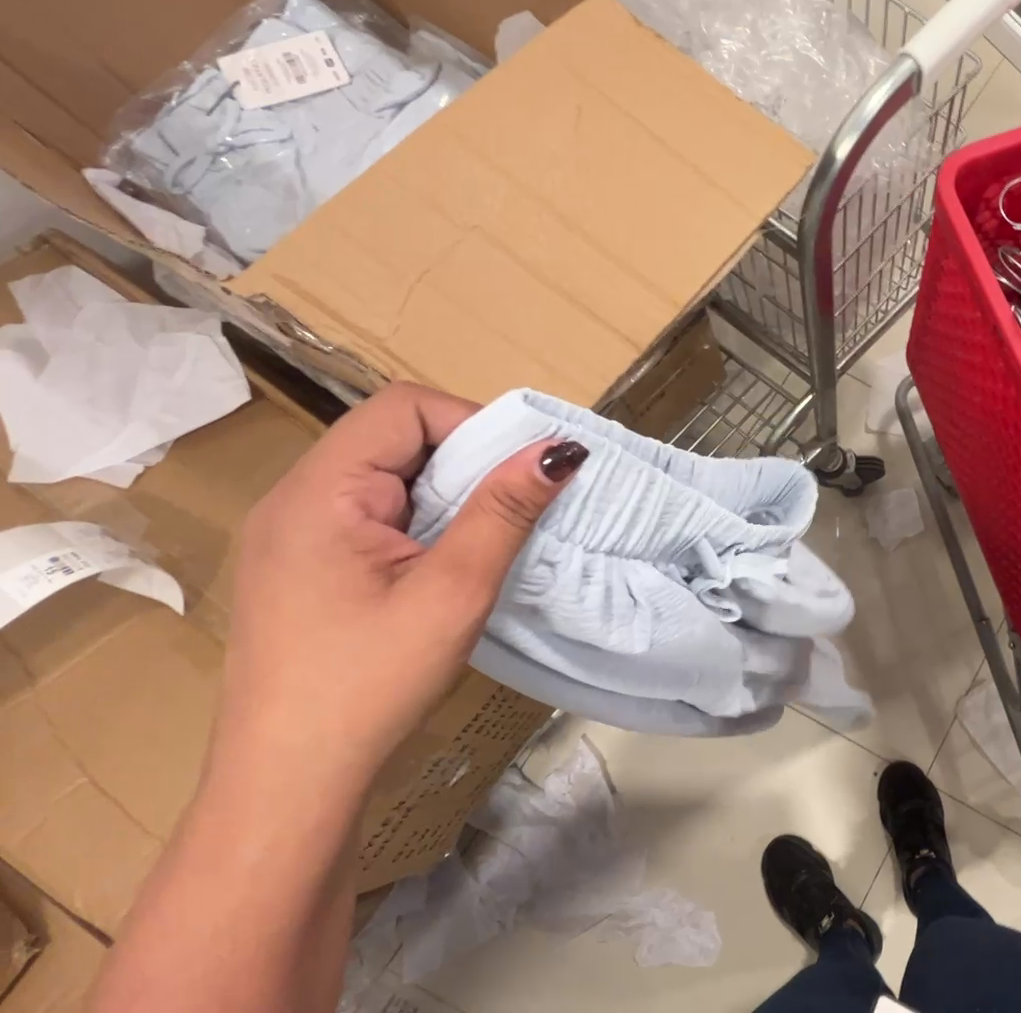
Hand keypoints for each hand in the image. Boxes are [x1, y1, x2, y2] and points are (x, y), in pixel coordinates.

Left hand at [213, 382, 587, 795]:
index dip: (472, 423)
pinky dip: (422, 519)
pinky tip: (446, 562)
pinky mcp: (302, 565)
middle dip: (466, 459)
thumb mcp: (454, 590)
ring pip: (386, 475)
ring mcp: (291, 534)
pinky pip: (371, 512)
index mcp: (318, 493)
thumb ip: (505, 511)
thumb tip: (562, 450)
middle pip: (393, 436)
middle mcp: (294, 499)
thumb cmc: (372, 680)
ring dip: (447, 492)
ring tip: (487, 537)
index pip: (403, 408)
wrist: (291, 779)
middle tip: (515, 507)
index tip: (521, 472)